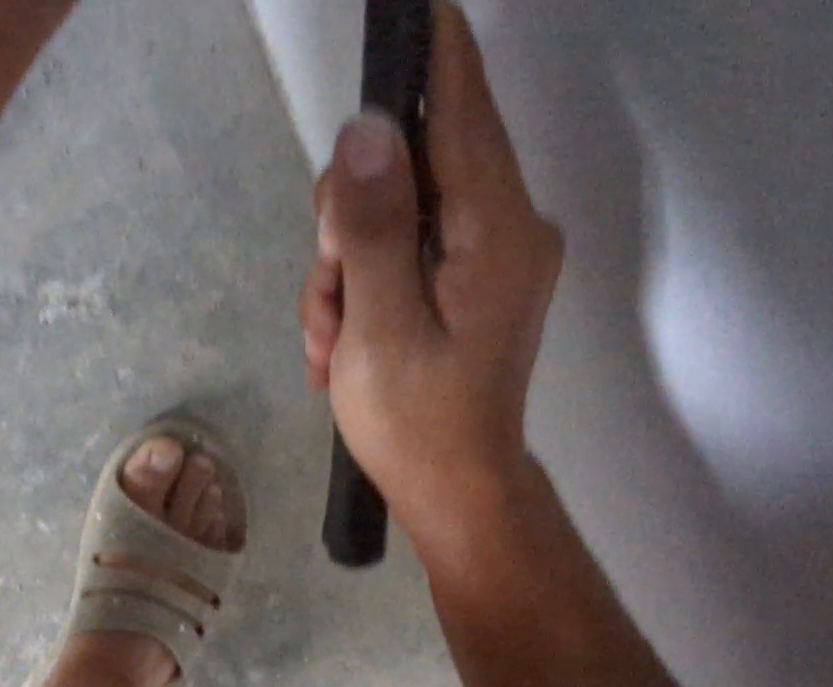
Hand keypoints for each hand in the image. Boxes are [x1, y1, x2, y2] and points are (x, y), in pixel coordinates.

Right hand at [300, 2, 562, 532]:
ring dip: (343, 272)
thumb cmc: (417, 421)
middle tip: (328, 295)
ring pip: (392, 214)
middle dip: (346, 224)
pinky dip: (359, 291)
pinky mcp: (467, 281)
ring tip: (329, 341)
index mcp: (496, 229)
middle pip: (409, 166)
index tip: (409, 7)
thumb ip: (374, 227)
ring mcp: (487, 255)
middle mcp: (504, 226)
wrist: (455, 492)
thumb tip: (364, 131)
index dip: (430, 53)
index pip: (461, 108)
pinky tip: (341, 343)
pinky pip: (401, 253)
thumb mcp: (379, 327)